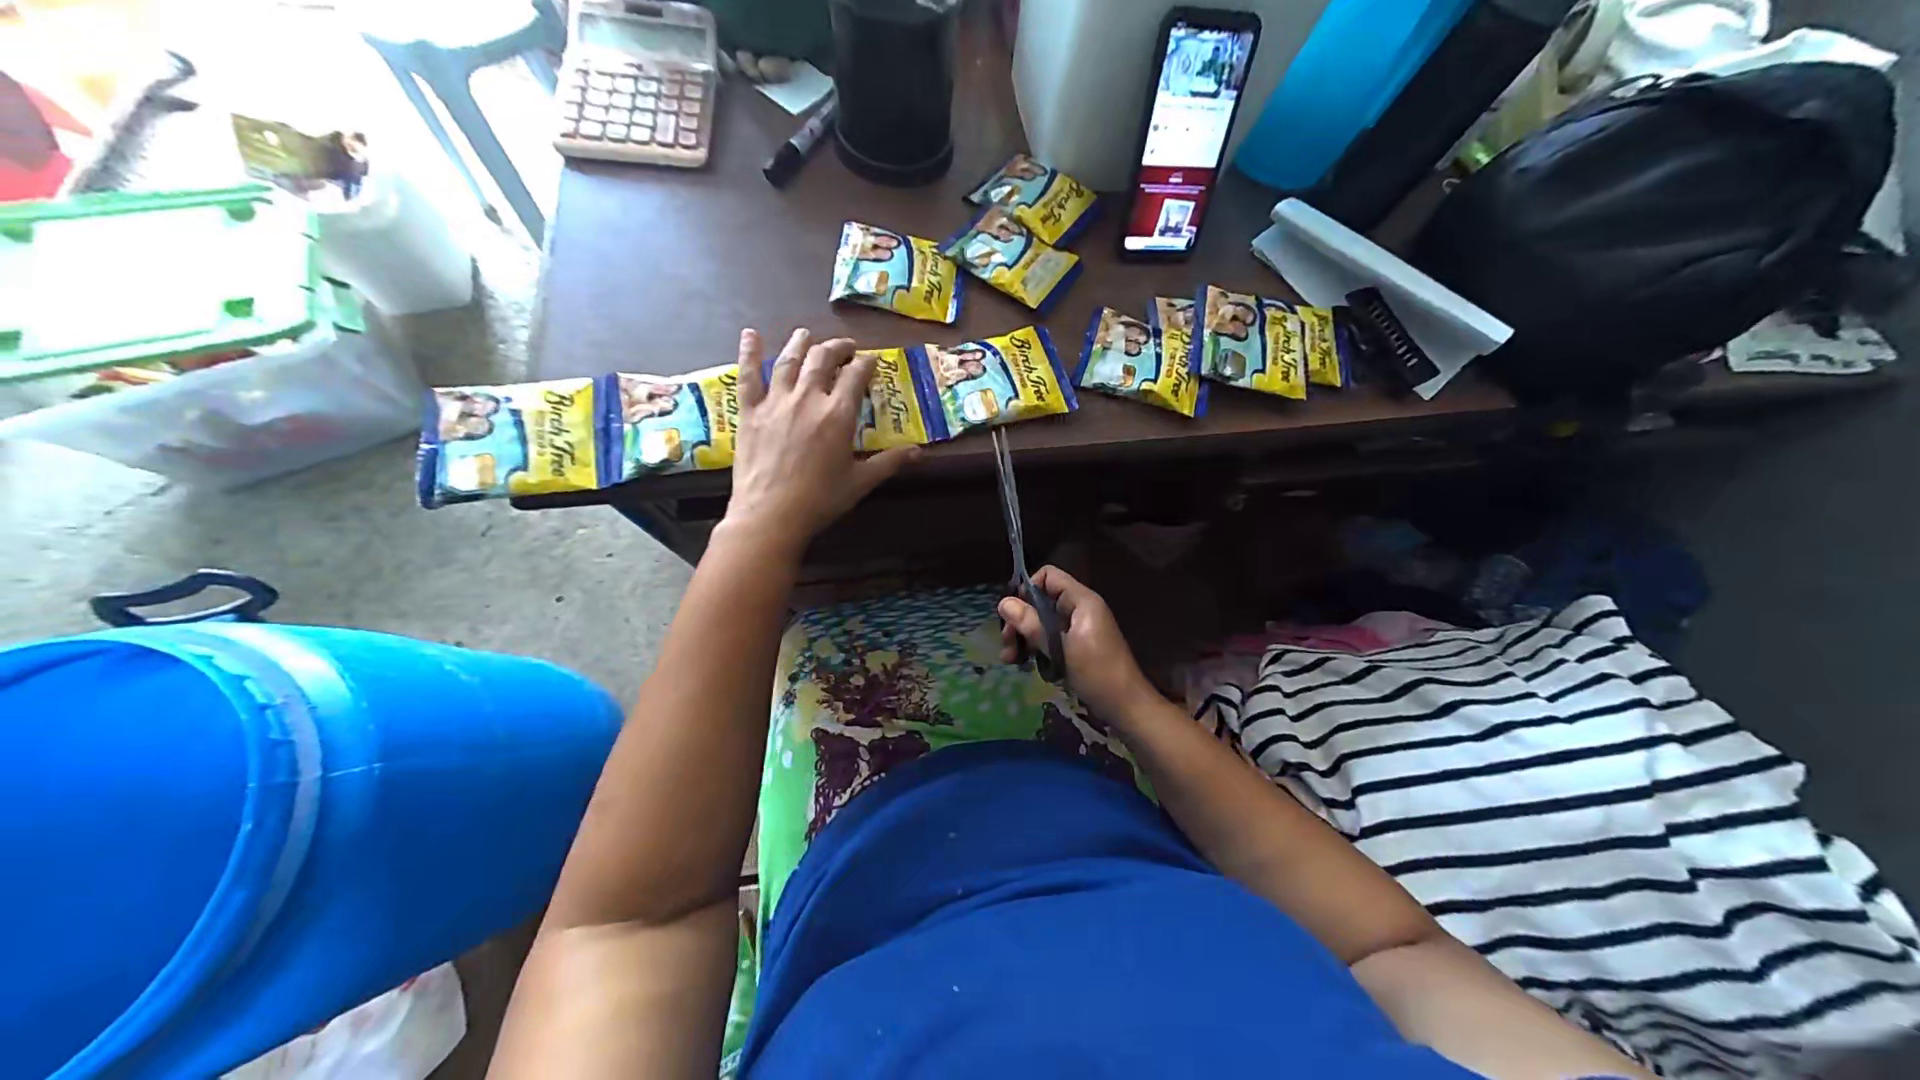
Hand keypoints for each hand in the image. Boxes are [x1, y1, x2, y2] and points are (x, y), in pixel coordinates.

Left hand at [719, 328, 918, 557]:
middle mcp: (808, 398)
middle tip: (845, 347)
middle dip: (837, 348)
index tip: (870, 361)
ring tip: (806, 334)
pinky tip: (750, 335)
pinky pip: (748, 375)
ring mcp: (776, 401)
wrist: (771, 515)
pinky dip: (749, 352)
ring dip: (800, 343)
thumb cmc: (820, 500)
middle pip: (823, 359)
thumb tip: (919, 453)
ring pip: (789, 360)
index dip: (865, 364)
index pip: (855, 375)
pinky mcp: (750, 411)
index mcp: (838, 414)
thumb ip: (889, 462)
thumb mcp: (860, 482)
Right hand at [998, 566, 1155, 720]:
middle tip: (1006, 644)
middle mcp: (1079, 609)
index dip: (1026, 589)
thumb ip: (1032, 624)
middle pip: (1041, 600)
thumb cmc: (1097, 673)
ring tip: (1011, 659)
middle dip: (1020, 619)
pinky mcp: (1075, 646)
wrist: (1126, 706)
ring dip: (1024, 637)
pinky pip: (1049, 638)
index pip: (1048, 576)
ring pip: (1042, 621)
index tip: (1011, 614)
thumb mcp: (1060, 649)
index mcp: (1081, 601)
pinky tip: (1024, 663)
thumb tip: (1003, 602)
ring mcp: (1077, 628)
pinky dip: (1035, 647)